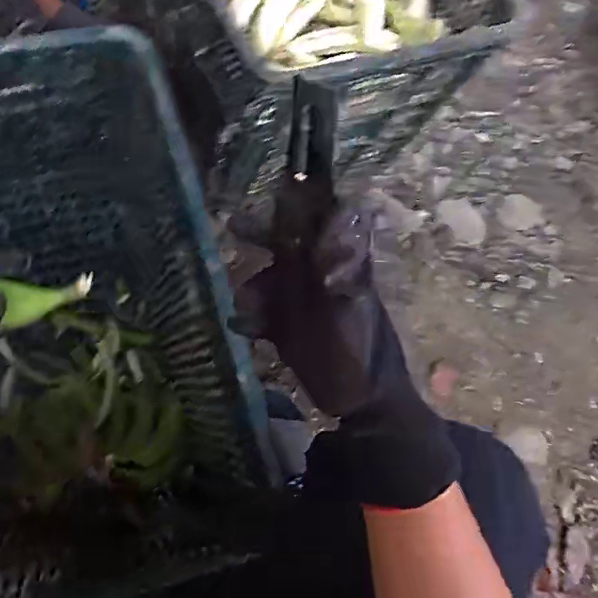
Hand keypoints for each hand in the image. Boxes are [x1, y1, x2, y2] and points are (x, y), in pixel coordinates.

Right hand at [233, 186, 456, 509]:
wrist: (363, 406)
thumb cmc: (361, 355)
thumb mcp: (350, 308)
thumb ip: (340, 264)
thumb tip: (343, 213)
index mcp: (341, 263)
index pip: (321, 218)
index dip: (298, 201)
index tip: (272, 191)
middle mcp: (320, 274)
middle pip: (287, 242)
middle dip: (262, 235)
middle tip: (234, 228)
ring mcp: (302, 300)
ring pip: (268, 277)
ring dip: (253, 290)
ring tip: (250, 312)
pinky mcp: (287, 326)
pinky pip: (261, 311)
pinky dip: (250, 318)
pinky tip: (247, 330)